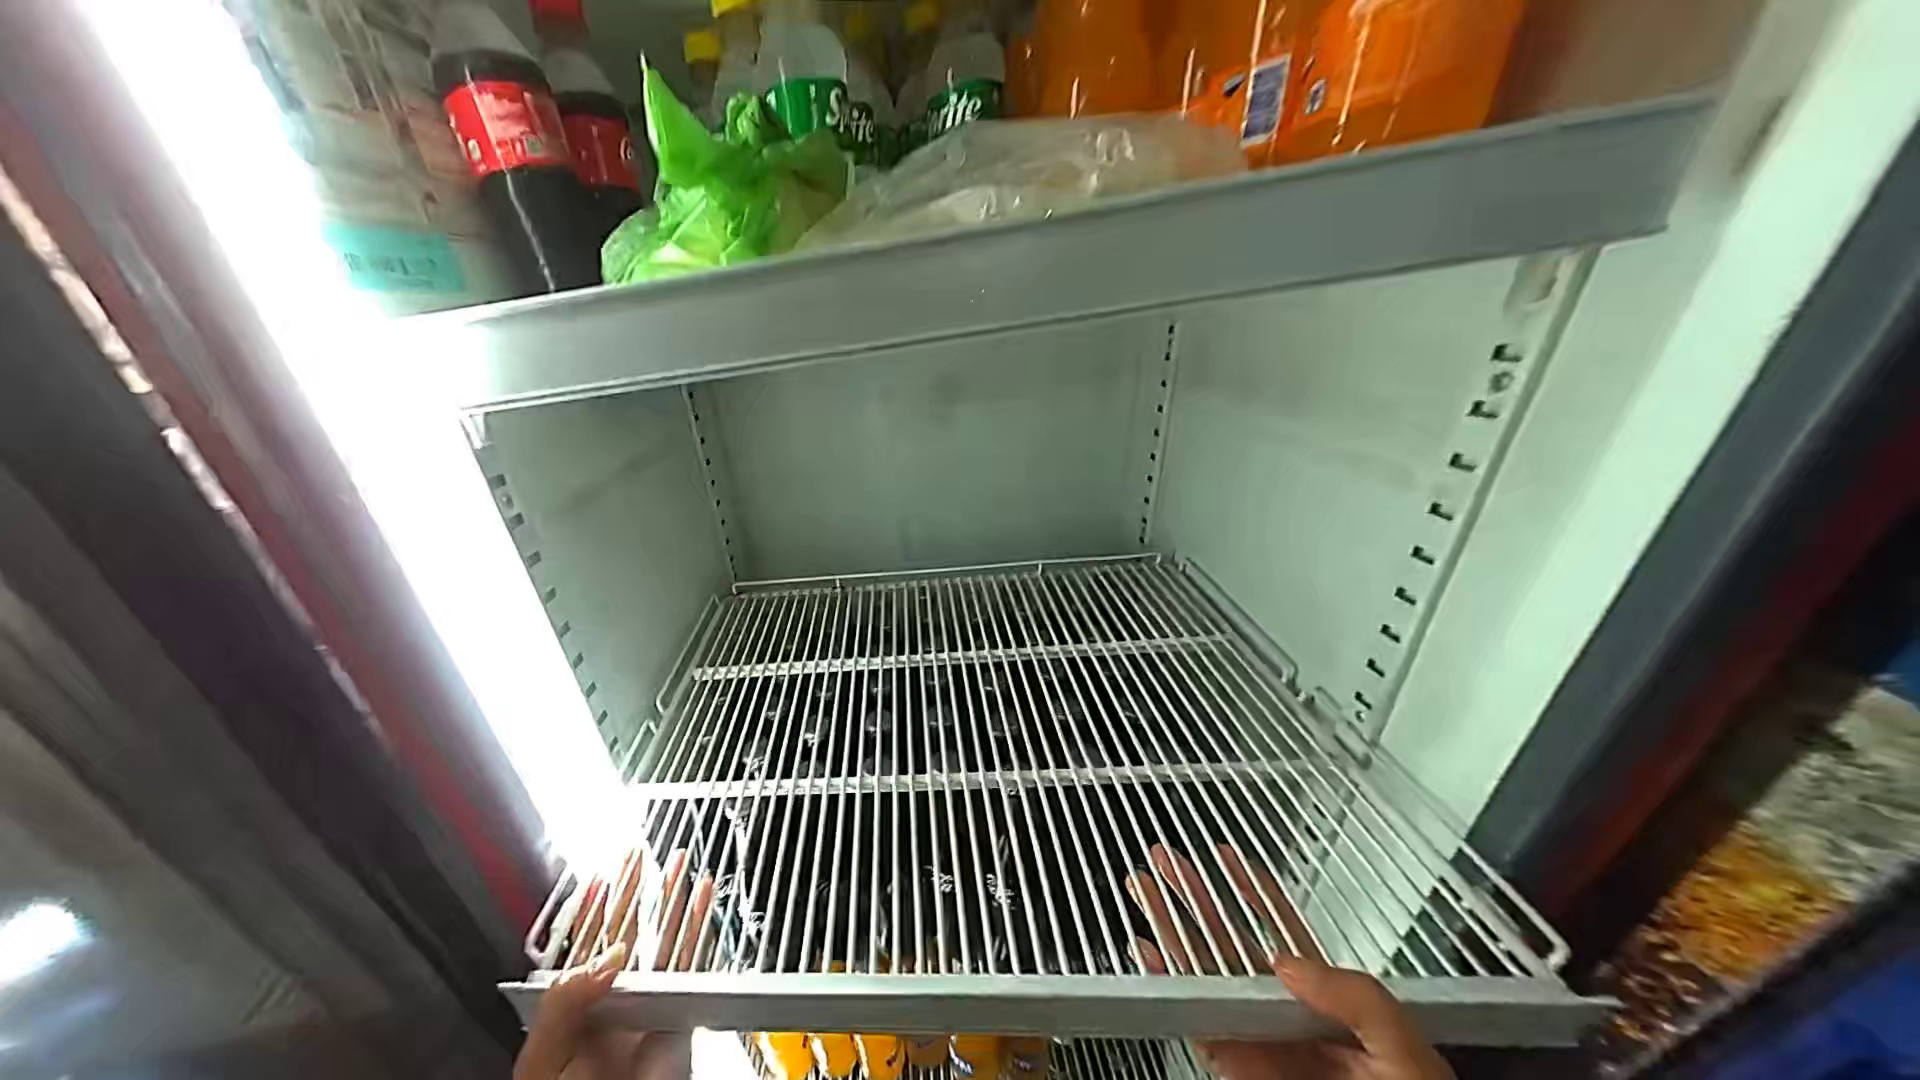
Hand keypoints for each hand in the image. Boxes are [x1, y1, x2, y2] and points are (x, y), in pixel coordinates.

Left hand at [516, 848, 715, 1079]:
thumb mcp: (542, 1064)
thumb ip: (566, 1004)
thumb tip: (608, 954)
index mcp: (575, 1010)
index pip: (589, 941)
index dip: (600, 904)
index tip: (610, 869)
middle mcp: (615, 1001)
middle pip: (631, 931)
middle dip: (642, 891)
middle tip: (649, 855)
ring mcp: (651, 1005)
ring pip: (667, 939)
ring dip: (676, 899)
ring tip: (684, 864)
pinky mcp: (683, 1014)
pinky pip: (696, 961)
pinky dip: (703, 926)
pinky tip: (705, 899)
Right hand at [1125, 844, 1452, 1079]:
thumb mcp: (1406, 1051)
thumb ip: (1356, 998)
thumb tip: (1287, 962)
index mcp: (1328, 1002)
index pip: (1282, 928)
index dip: (1251, 889)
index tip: (1227, 857)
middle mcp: (1286, 1013)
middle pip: (1231, 941)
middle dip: (1195, 897)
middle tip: (1168, 862)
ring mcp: (1258, 1038)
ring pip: (1203, 972)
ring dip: (1170, 928)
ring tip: (1145, 890)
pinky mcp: (1236, 1066)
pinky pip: (1193, 1019)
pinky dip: (1166, 983)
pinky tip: (1149, 953)